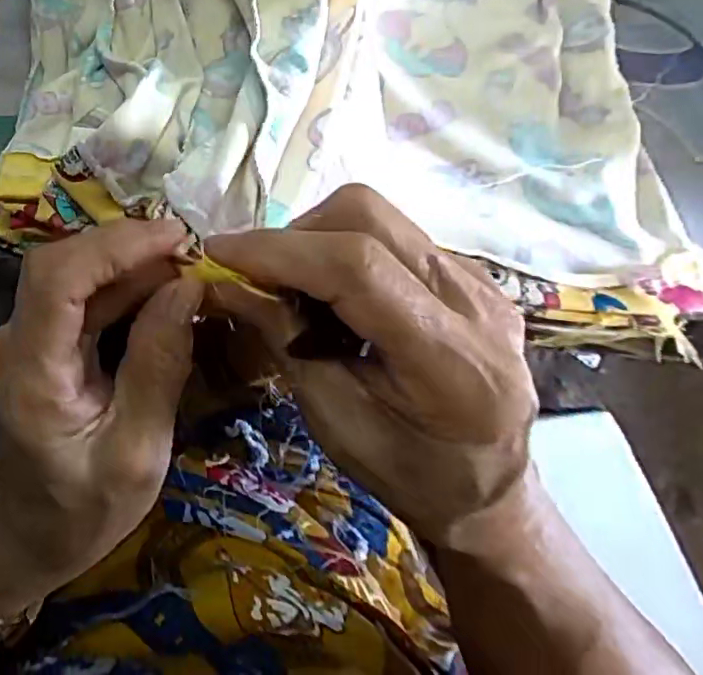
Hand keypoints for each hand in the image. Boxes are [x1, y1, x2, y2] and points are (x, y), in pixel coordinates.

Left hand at [0, 218, 203, 613]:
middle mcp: (16, 339)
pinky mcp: (40, 339)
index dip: (113, 246)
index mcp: (31, 371)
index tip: (174, 236)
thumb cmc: (84, 511)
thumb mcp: (137, 454)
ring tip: (185, 261)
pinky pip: (78, 296)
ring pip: (69, 274)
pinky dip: (120, 284)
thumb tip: (187, 287)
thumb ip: (158, 367)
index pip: (56, 279)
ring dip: (126, 261)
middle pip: (59, 265)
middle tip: (189, 246)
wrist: (31, 534)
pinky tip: (160, 284)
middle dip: (124, 246)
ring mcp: (24, 336)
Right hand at [203, 184, 536, 545]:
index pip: (356, 267)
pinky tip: (329, 290)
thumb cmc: (406, 469)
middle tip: (256, 276)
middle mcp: (476, 304)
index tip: (215, 255)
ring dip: (312, 236)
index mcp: (453, 361)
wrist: (487, 488)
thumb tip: (220, 281)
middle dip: (291, 237)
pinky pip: (386, 230)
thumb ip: (281, 339)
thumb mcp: (332, 417)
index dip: (276, 251)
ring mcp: (477, 281)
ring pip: (373, 213)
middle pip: (365, 218)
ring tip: (291, 283)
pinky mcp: (466, 272)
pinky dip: (337, 245)